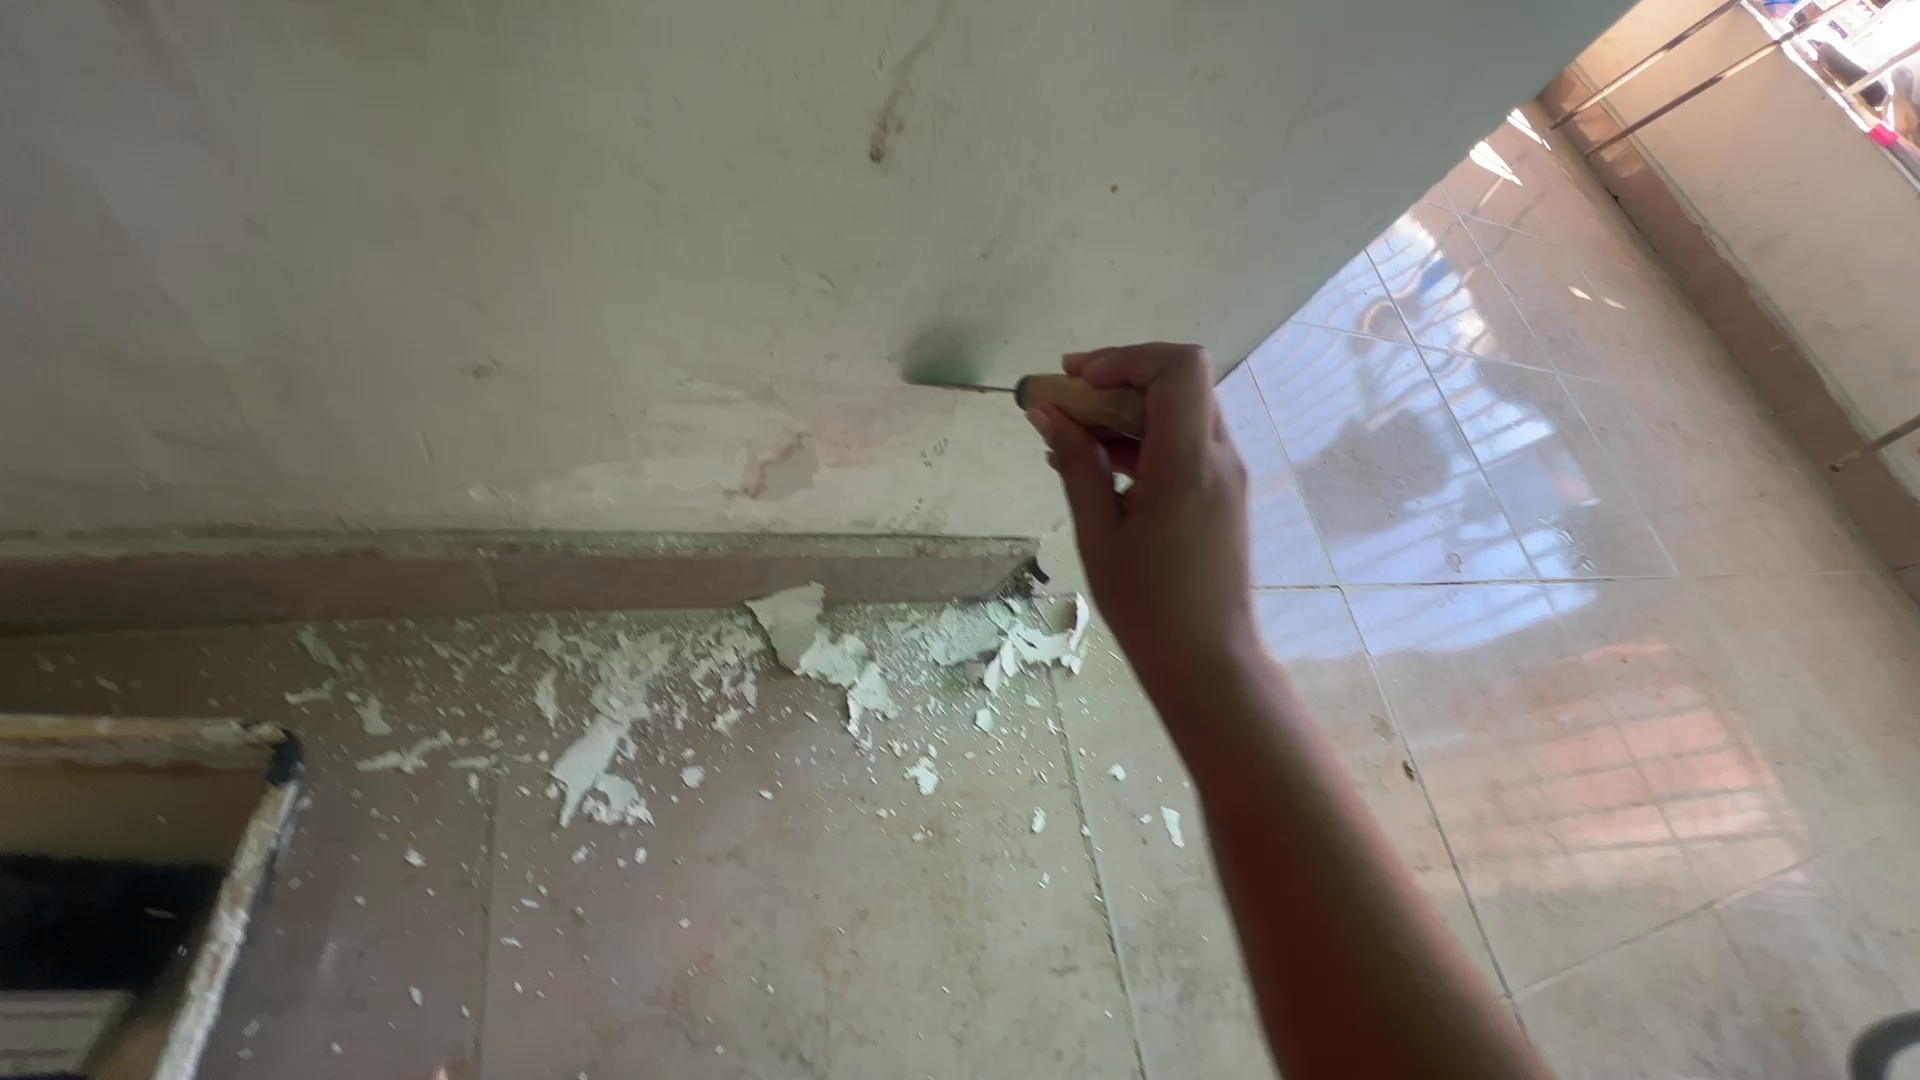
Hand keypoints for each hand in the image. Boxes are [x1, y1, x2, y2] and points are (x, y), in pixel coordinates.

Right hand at [1029, 343, 1256, 682]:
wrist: (1207, 659)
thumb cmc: (1146, 605)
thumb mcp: (1099, 534)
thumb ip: (1076, 465)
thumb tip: (1048, 414)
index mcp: (1187, 465)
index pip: (1178, 368)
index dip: (1125, 359)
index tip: (1077, 380)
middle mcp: (1219, 457)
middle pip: (1178, 383)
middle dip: (1118, 381)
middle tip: (1065, 403)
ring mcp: (1226, 475)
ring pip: (1181, 412)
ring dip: (1128, 412)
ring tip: (1072, 439)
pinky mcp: (1223, 493)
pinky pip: (1185, 444)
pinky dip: (1144, 440)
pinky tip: (1100, 468)